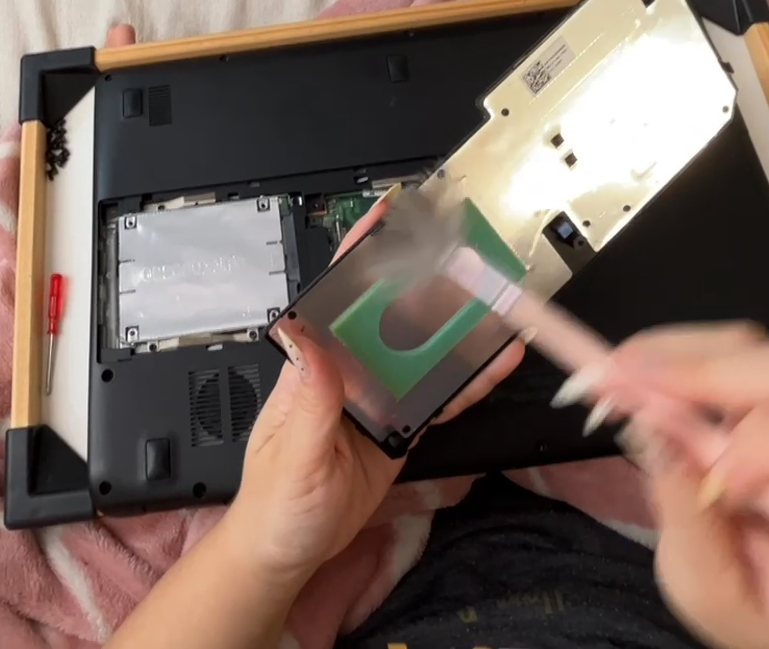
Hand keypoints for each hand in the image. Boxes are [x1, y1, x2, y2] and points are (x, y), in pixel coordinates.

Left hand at [219, 196, 523, 581]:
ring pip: (419, 351)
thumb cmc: (277, 501)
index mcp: (313, 366)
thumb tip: (310, 338)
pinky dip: (466, 381)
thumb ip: (308, 398)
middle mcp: (347, 373)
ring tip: (491, 301)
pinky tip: (491, 365)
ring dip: (452, 327)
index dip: (358, 254)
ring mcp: (376, 398)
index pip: (335, 297)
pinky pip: (437, 397)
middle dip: (422, 282)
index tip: (385, 218)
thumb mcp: (292, 451)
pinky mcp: (400, 428)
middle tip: (461, 257)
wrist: (290, 550)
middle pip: (388, 316)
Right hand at [608, 325, 768, 648]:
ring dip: (679, 352)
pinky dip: (674, 350)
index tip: (709, 483)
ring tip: (617, 374)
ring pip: (761, 345)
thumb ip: (687, 524)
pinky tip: (635, 373)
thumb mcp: (716, 599)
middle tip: (620, 381)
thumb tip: (646, 428)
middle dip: (704, 370)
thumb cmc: (767, 609)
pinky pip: (731, 345)